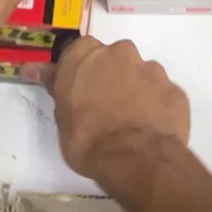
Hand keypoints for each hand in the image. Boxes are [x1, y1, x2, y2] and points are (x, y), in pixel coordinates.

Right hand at [33, 36, 189, 185]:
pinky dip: (157, 107)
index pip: (78, 53)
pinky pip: (162, 95)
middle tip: (107, 108)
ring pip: (142, 75)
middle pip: (114, 60)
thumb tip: (35, 69)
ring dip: (136, 92)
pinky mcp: (176, 90)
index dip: (80, 73)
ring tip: (133, 121)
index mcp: (86, 54)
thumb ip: (57, 88)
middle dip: (111, 78)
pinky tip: (152, 128)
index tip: (79, 91)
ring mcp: (153, 70)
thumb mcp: (61, 117)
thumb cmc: (88, 139)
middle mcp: (121, 53)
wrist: (136, 158)